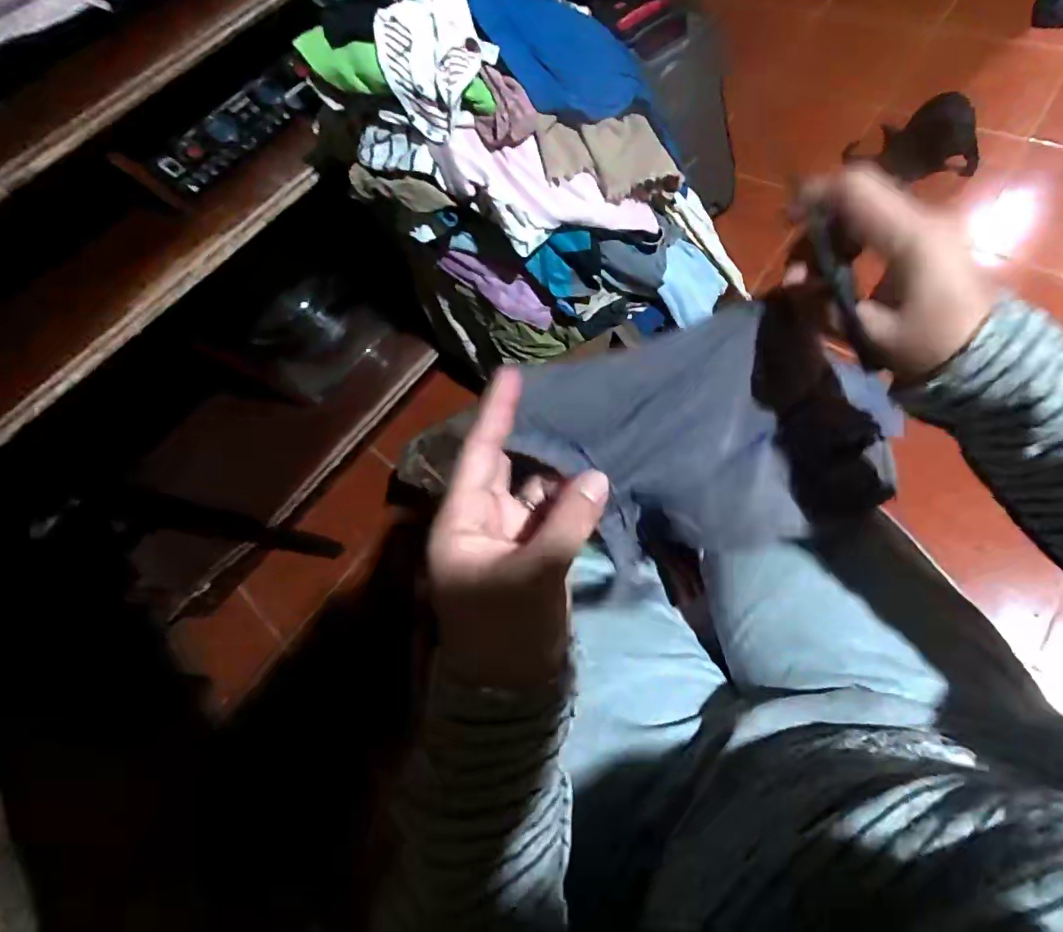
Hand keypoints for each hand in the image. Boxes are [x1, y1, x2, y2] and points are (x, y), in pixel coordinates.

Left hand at [426, 367, 607, 686]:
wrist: (513, 688)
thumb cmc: (504, 631)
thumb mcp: (533, 575)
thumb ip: (567, 523)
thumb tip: (598, 475)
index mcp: (463, 522)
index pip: (480, 456)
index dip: (496, 416)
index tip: (512, 375)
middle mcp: (485, 521)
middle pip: (513, 466)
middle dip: (540, 438)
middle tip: (571, 402)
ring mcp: (514, 537)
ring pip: (540, 488)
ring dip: (564, 467)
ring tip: (593, 432)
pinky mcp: (539, 551)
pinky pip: (558, 511)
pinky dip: (576, 495)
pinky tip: (597, 476)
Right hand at [787, 164, 993, 383]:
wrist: (990, 359)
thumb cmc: (933, 347)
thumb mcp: (874, 334)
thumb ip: (828, 304)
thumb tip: (797, 285)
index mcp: (910, 235)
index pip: (854, 189)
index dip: (814, 196)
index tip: (787, 220)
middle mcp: (924, 217)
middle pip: (860, 191)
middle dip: (822, 218)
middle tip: (801, 256)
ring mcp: (933, 223)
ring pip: (872, 203)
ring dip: (839, 228)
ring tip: (819, 269)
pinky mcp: (935, 236)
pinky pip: (888, 219)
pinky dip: (859, 233)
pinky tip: (846, 263)